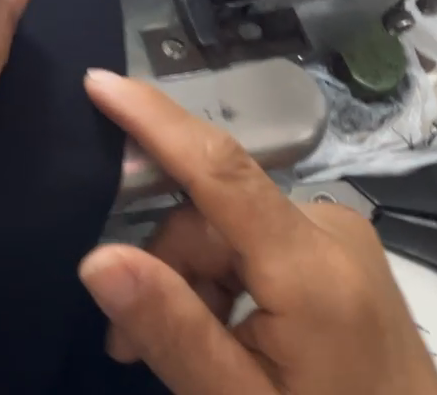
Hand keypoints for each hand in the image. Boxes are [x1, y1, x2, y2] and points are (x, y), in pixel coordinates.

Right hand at [78, 70, 436, 394]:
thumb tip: (96, 258)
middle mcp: (328, 230)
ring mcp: (339, 238)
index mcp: (311, 268)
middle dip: (164, 267)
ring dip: (191, 280)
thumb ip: (172, 331)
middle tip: (127, 346)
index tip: (98, 82)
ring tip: (174, 354)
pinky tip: (219, 335)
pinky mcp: (340, 253)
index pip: (219, 167)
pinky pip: (256, 245)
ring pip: (228, 231)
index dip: (154, 119)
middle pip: (211, 215)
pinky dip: (224, 282)